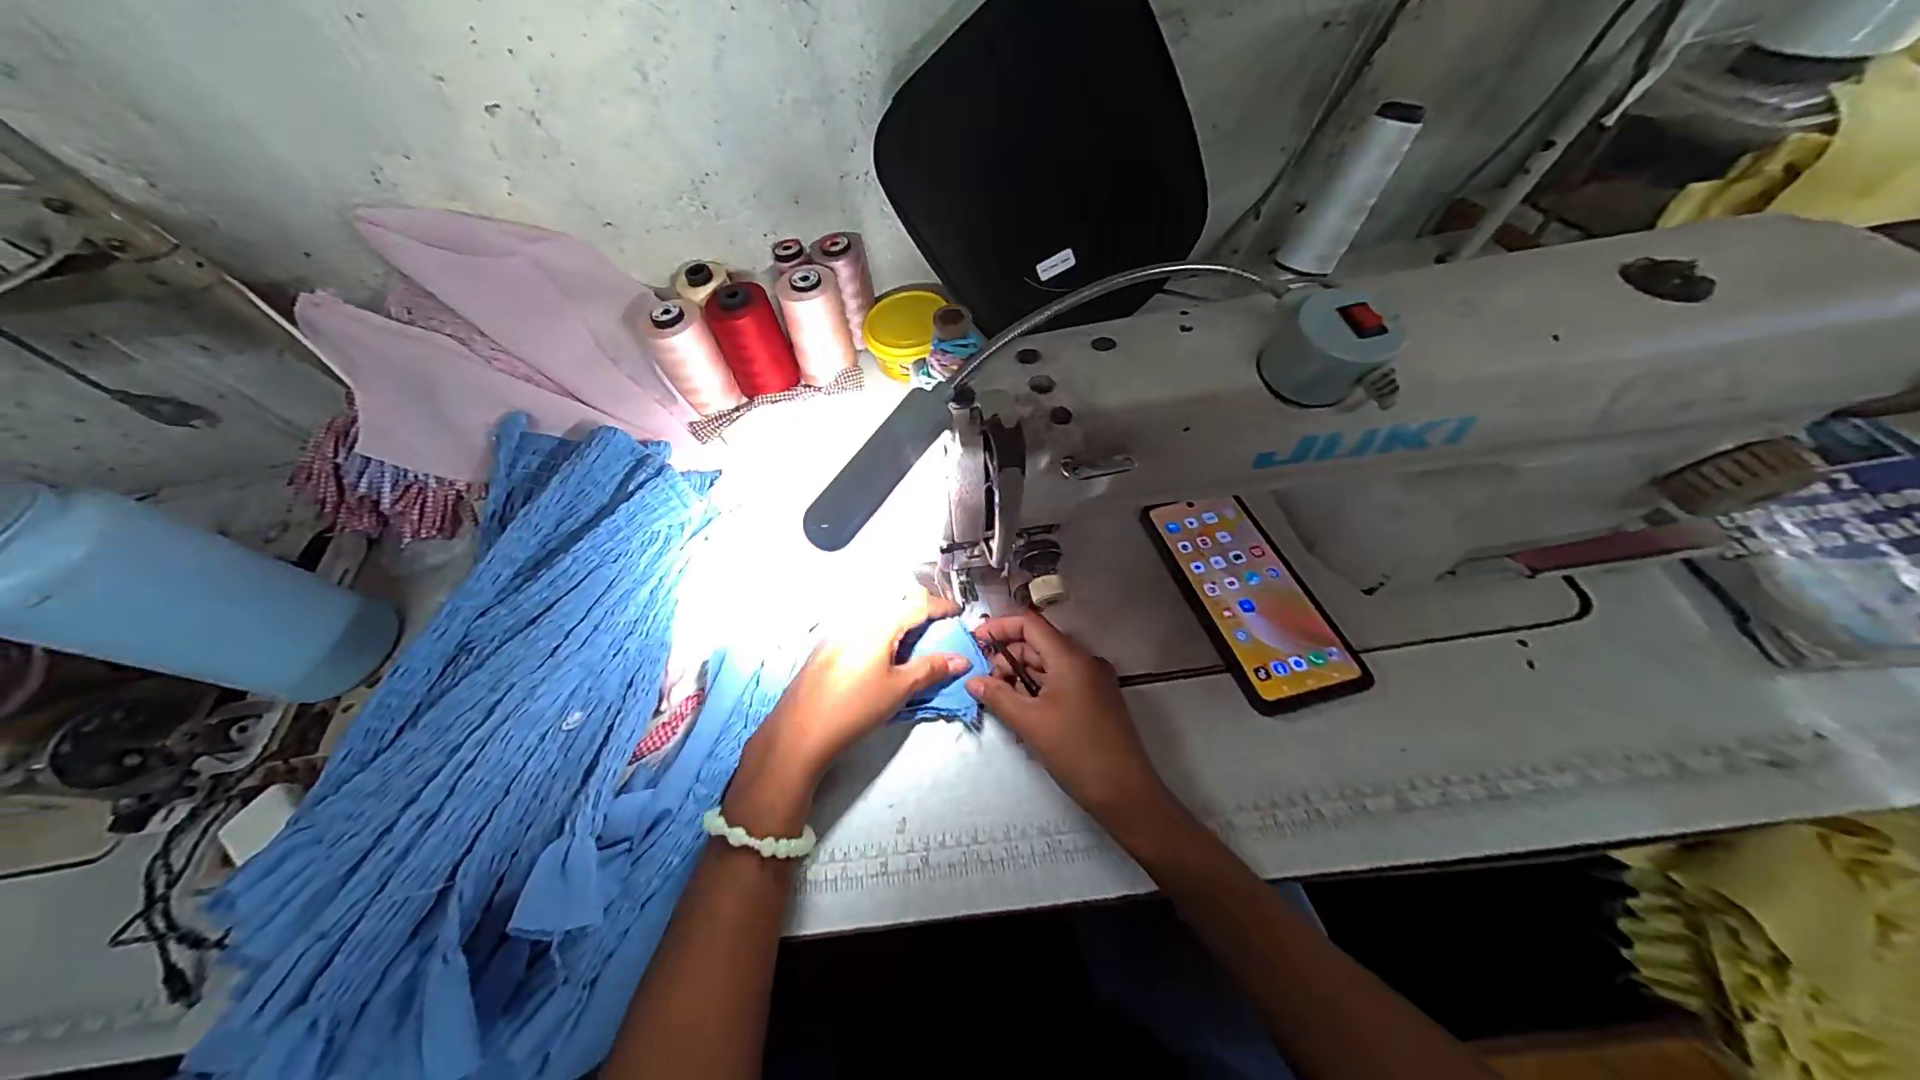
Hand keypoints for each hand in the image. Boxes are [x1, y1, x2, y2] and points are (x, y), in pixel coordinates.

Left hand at [726, 591, 969, 835]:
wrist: (800, 732)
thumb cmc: (853, 709)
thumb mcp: (899, 689)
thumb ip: (931, 669)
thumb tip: (960, 660)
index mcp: (876, 625)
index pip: (916, 604)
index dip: (940, 606)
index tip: (957, 612)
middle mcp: (855, 620)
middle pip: (893, 601)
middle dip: (918, 607)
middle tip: (936, 624)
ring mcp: (836, 632)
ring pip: (874, 613)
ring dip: (897, 619)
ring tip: (912, 640)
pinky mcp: (826, 647)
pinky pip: (860, 625)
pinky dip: (879, 630)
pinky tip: (882, 654)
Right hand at [966, 612, 1178, 833]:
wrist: (1125, 791)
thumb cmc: (1077, 752)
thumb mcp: (1030, 723)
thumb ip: (997, 696)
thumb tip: (973, 681)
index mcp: (1070, 658)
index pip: (1030, 624)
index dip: (1000, 627)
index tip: (976, 641)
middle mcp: (1084, 661)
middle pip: (1037, 644)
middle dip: (1007, 659)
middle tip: (986, 684)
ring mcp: (1092, 679)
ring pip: (1047, 665)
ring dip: (1020, 677)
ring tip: (1002, 702)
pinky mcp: (1095, 698)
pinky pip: (1060, 681)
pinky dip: (1037, 689)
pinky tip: (1024, 711)